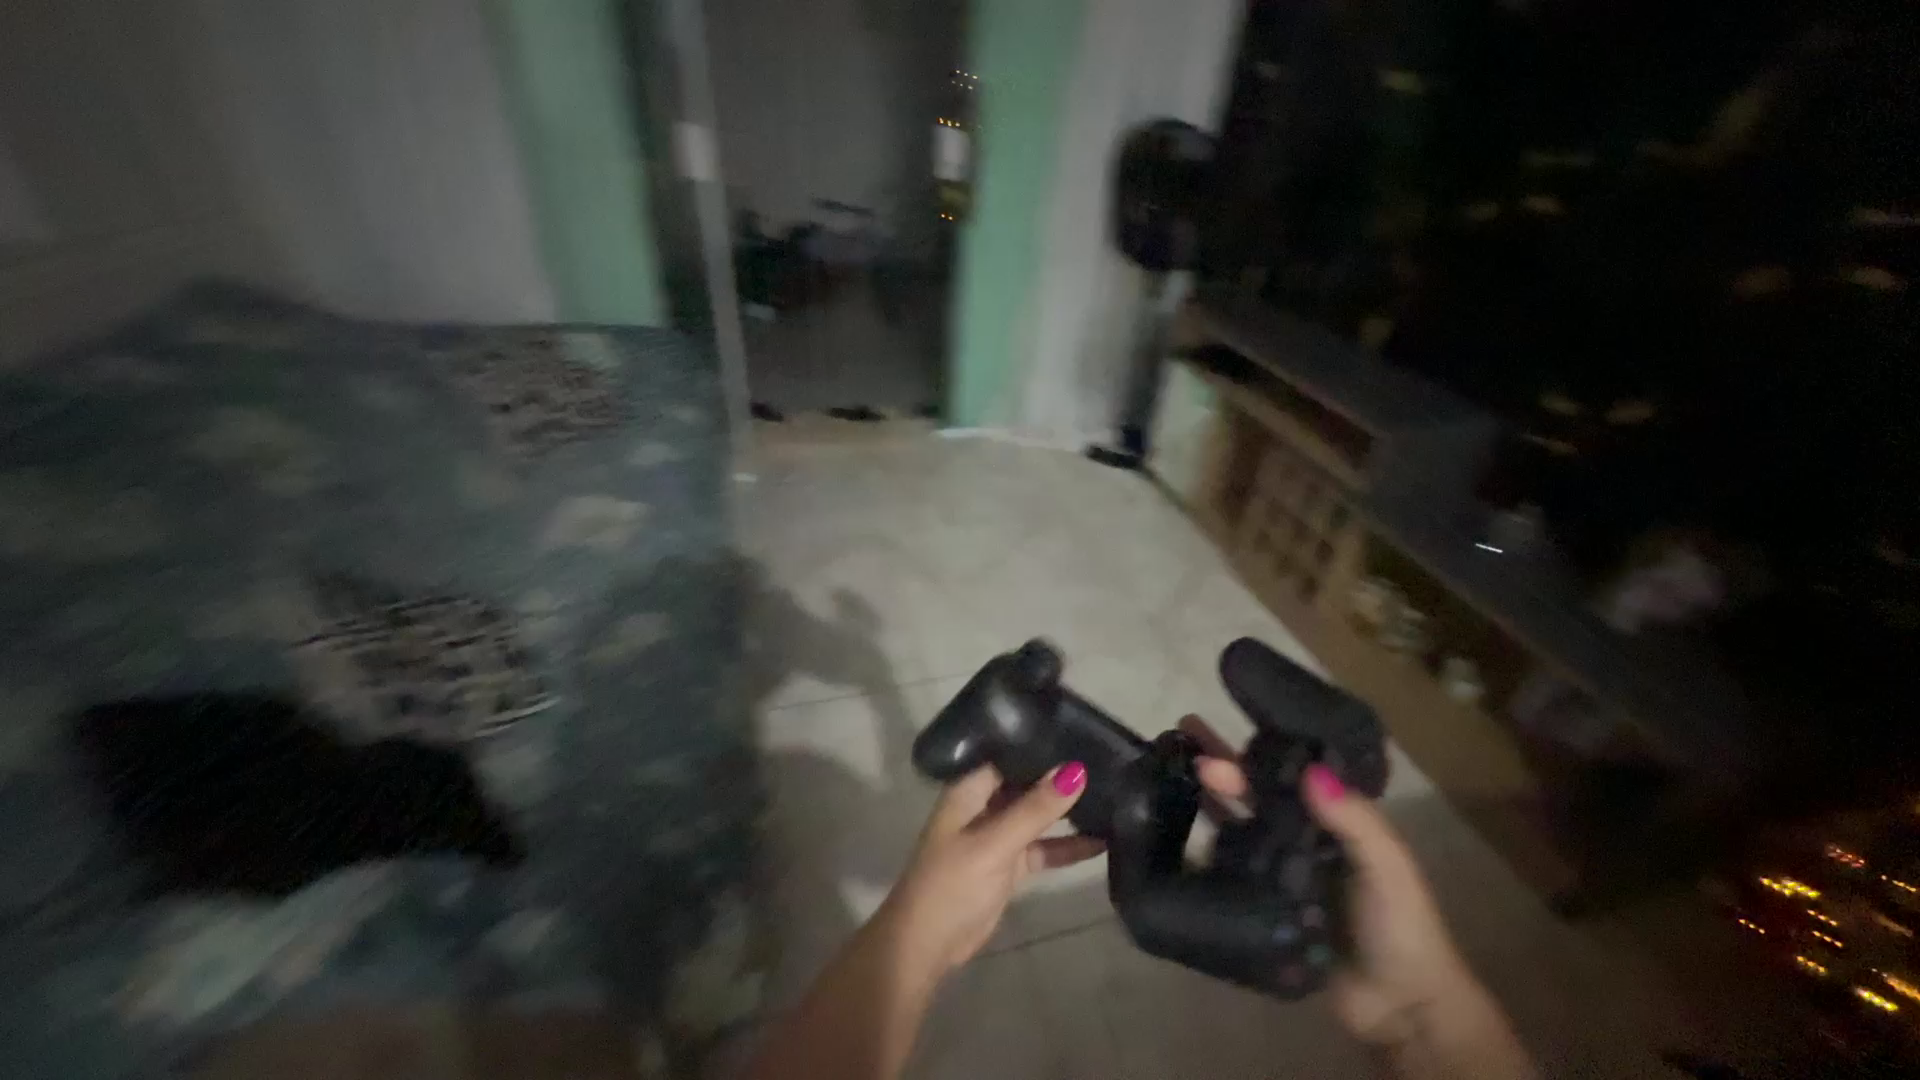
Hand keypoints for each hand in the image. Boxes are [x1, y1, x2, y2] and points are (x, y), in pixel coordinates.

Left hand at [878, 762, 1103, 978]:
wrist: (927, 945)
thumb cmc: (952, 884)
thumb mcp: (995, 843)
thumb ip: (1035, 809)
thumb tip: (1076, 770)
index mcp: (969, 789)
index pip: (1007, 752)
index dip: (1040, 741)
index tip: (1080, 729)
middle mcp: (983, 804)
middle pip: (1025, 781)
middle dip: (1059, 774)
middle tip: (1108, 758)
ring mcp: (997, 834)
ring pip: (1037, 814)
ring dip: (1066, 809)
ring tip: (1112, 793)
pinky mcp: (1009, 863)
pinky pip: (1042, 846)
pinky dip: (1066, 845)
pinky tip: (1101, 841)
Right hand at [1179, 717, 1476, 1041]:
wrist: (1398, 1009)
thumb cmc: (1399, 927)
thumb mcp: (1388, 867)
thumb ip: (1355, 819)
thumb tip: (1309, 770)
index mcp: (1334, 823)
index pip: (1289, 777)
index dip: (1257, 754)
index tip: (1228, 729)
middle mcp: (1302, 840)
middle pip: (1255, 796)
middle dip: (1222, 768)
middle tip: (1183, 744)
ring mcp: (1278, 874)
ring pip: (1236, 827)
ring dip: (1208, 801)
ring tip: (1168, 775)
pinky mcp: (1259, 907)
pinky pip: (1227, 871)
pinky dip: (1202, 850)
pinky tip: (1173, 833)